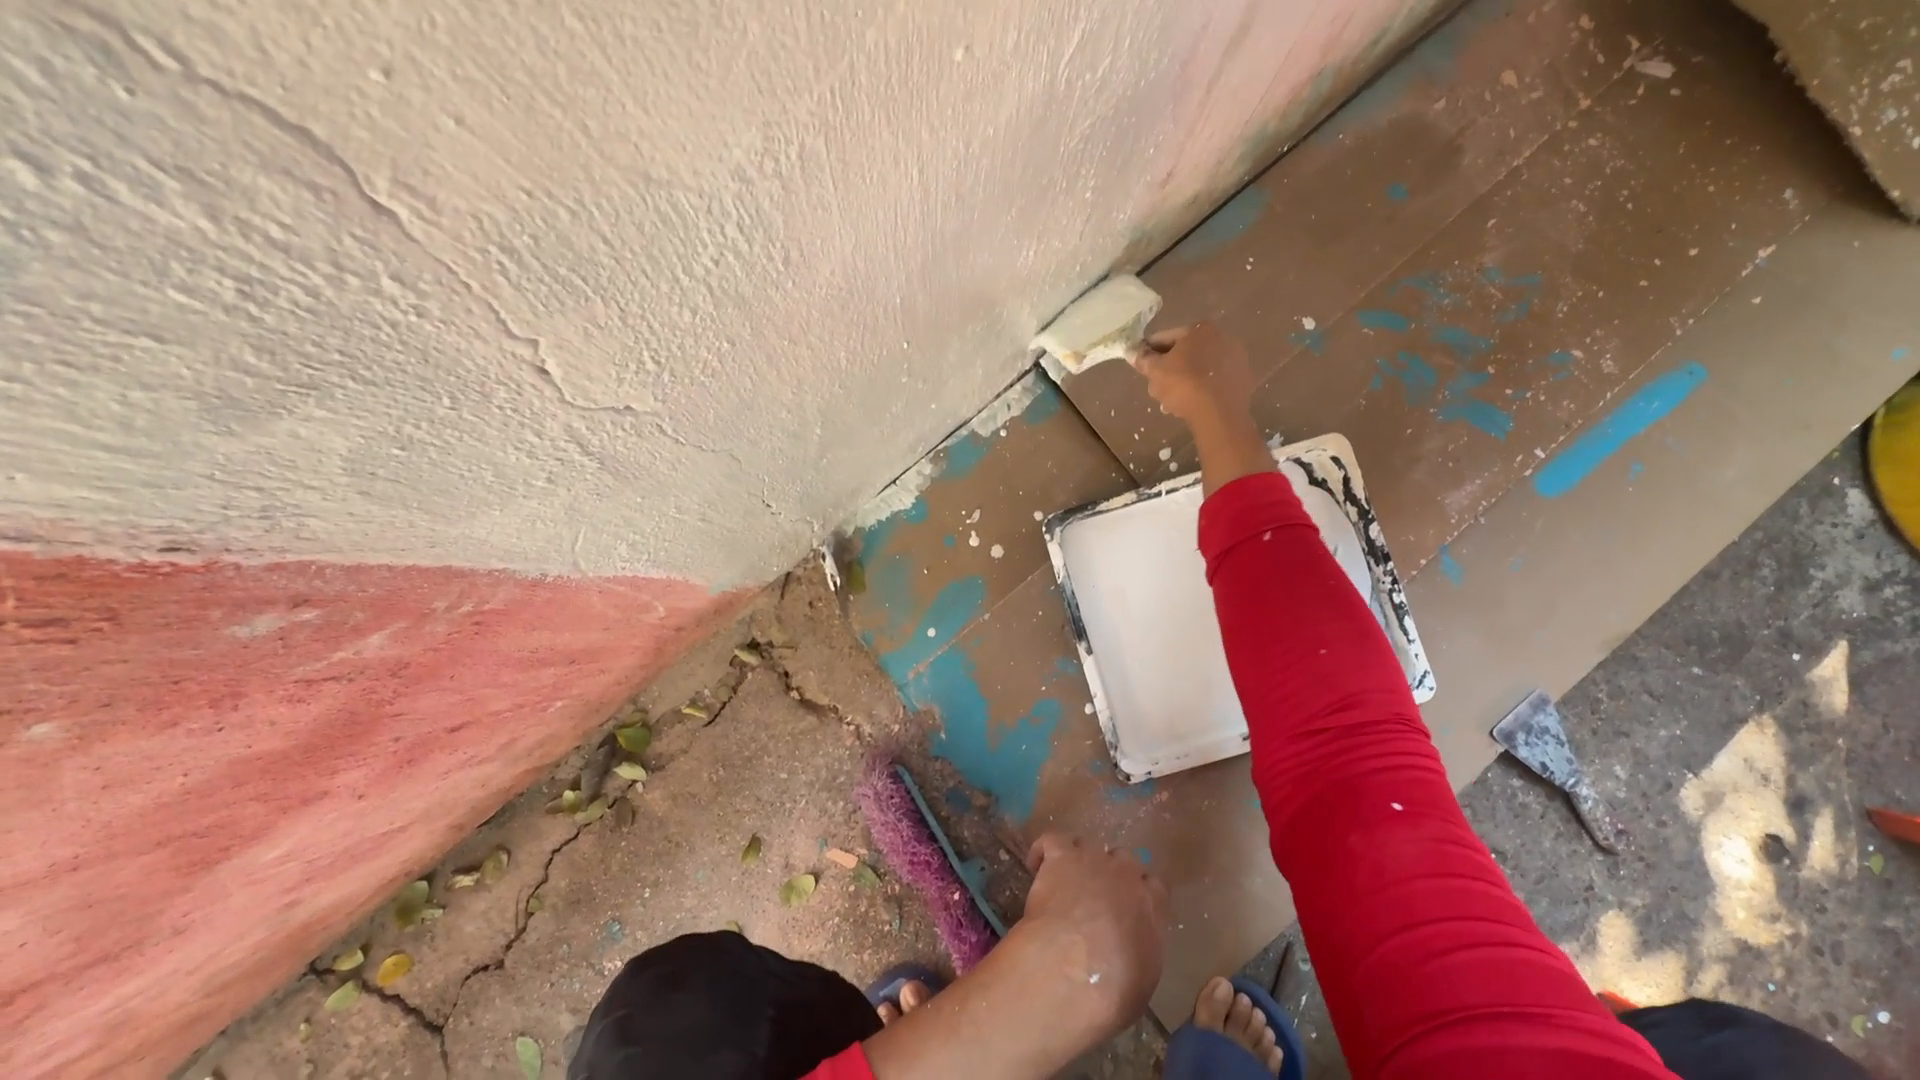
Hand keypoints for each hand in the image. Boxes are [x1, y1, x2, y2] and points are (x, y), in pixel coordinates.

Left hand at [1021, 833, 1169, 1022]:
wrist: (1076, 968)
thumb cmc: (1114, 988)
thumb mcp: (1144, 979)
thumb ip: (1143, 953)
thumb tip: (1130, 952)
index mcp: (1152, 906)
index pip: (1155, 887)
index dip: (1139, 892)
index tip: (1126, 906)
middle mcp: (1127, 875)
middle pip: (1123, 860)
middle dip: (1110, 873)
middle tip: (1093, 894)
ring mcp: (1093, 861)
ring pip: (1088, 846)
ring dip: (1079, 860)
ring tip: (1064, 880)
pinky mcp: (1061, 857)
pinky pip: (1052, 840)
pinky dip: (1043, 851)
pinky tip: (1035, 865)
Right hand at [1135, 322, 1255, 430]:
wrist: (1219, 413)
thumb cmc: (1184, 384)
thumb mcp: (1156, 371)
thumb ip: (1143, 359)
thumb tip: (1133, 352)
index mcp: (1200, 329)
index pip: (1166, 338)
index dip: (1149, 351)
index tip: (1140, 364)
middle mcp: (1222, 337)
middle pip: (1185, 353)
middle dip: (1169, 371)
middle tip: (1156, 388)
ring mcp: (1236, 358)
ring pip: (1200, 369)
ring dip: (1184, 382)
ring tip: (1170, 403)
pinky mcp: (1242, 379)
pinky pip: (1214, 381)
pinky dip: (1202, 390)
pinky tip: (1191, 405)